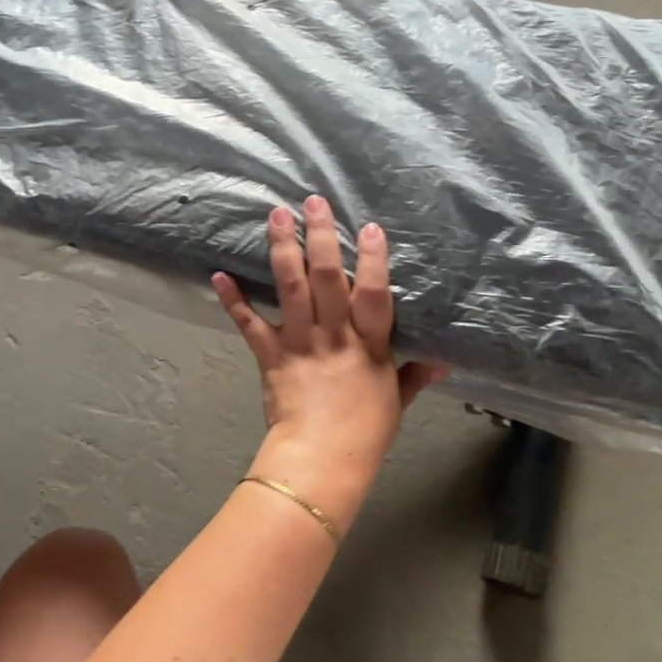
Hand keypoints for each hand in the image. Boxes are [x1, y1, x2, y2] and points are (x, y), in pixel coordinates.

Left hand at [211, 196, 446, 526]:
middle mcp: (334, 335)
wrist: (322, 460)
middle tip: (312, 202)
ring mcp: (300, 342)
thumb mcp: (395, 402)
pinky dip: (233, 299)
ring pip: (289, 288)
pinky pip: (248, 323)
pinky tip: (219, 274)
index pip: (373, 294)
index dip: (371, 259)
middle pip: (326, 277)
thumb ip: (414, 376)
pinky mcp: (270, 355)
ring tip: (275, 216)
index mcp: (369, 345)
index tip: (369, 228)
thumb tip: (441, 362)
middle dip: (319, 236)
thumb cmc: (364, 433)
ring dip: (281, 248)